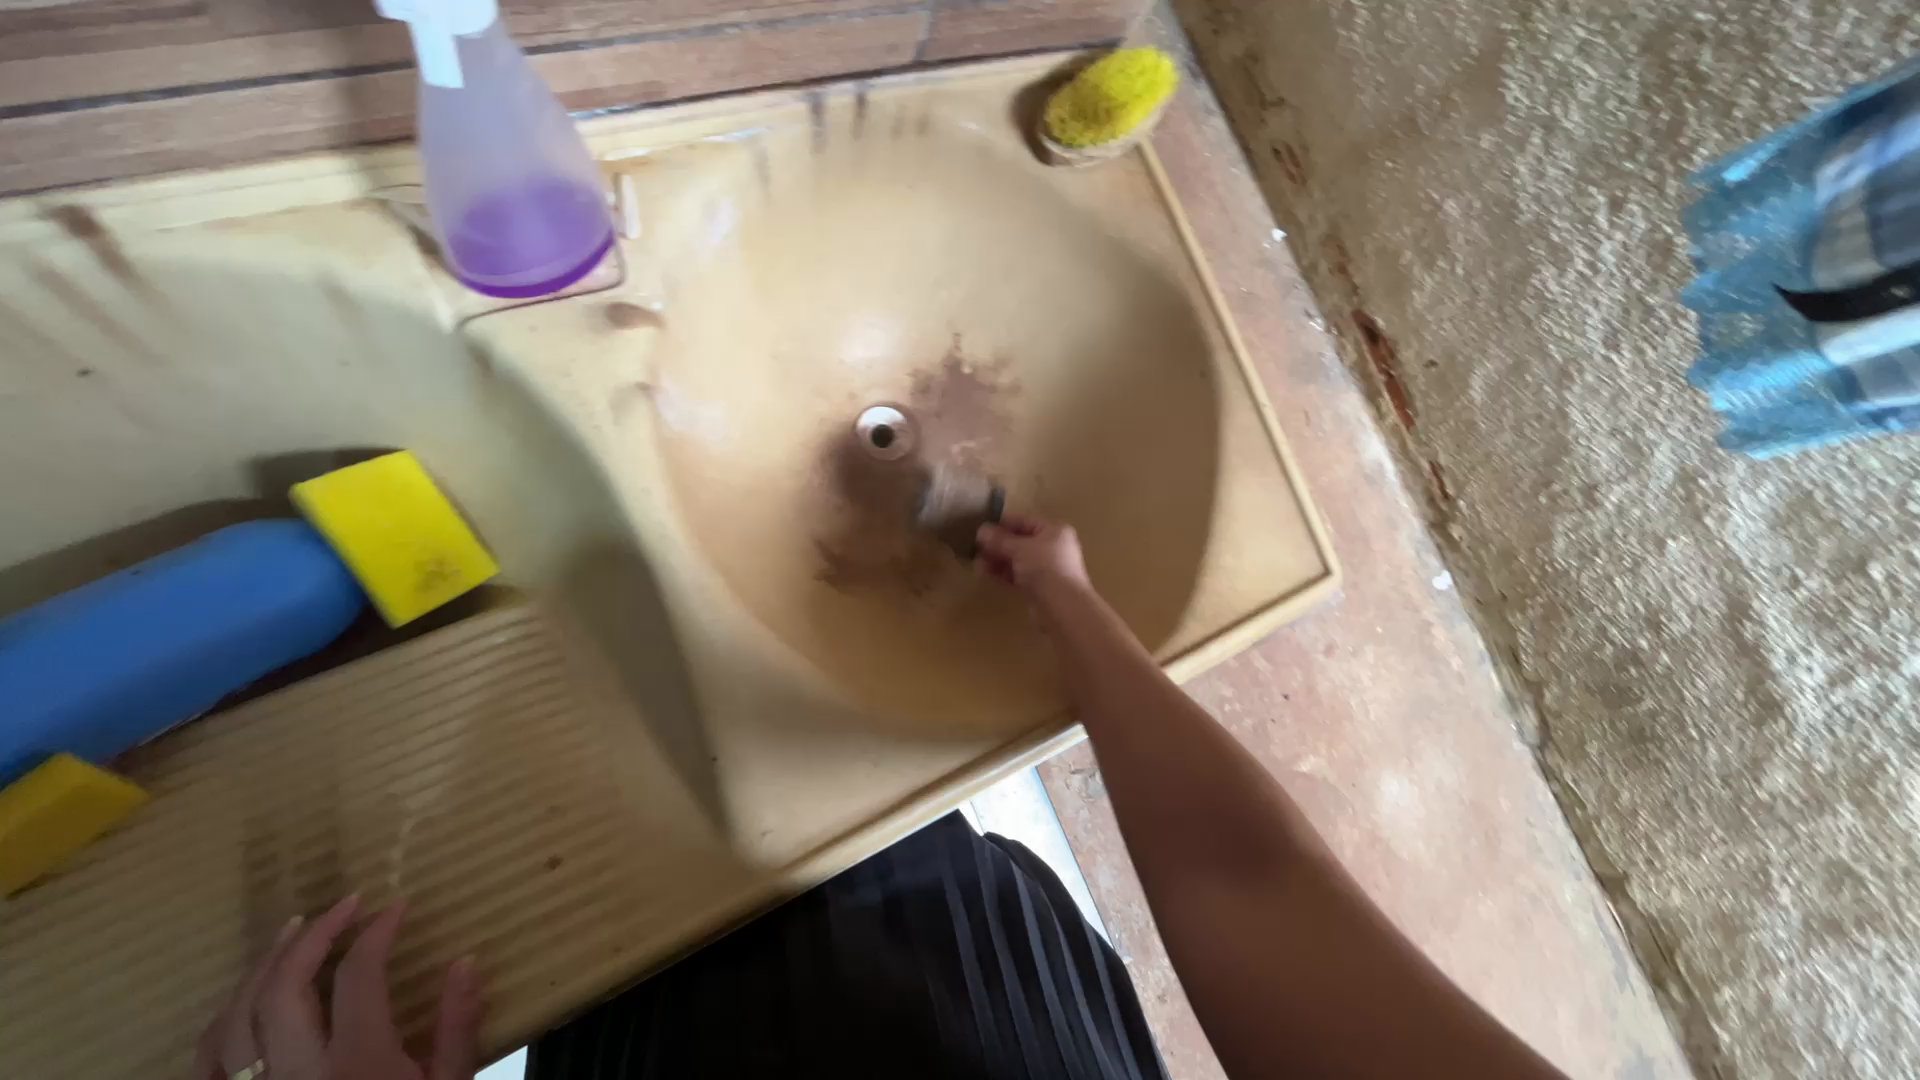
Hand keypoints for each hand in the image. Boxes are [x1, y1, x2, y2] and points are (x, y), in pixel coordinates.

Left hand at [194, 895, 481, 1079]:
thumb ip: (458, 1026)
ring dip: (265, 964)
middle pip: (283, 988)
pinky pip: (207, 1060)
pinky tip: (251, 994)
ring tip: (295, 930)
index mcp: (356, 1063)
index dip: (376, 931)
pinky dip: (227, 1016)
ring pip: (234, 1018)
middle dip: (314, 935)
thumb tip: (466, 961)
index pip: (357, 976)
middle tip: (347, 905)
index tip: (397, 906)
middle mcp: (295, 1075)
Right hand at [976, 513, 1091, 595]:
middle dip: (998, 545)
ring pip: (1018, 560)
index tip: (982, 528)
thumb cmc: (1045, 566)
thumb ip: (1000, 540)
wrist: (1063, 605)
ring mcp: (1048, 568)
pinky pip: (1019, 575)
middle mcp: (1053, 547)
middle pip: (1021, 542)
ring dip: (998, 560)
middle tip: (976, 548)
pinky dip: (1004, 573)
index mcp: (1054, 530)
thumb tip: (981, 530)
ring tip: (977, 563)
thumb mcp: (1019, 548)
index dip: (1003, 524)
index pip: (1025, 521)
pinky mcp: (1041, 587)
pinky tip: (987, 574)